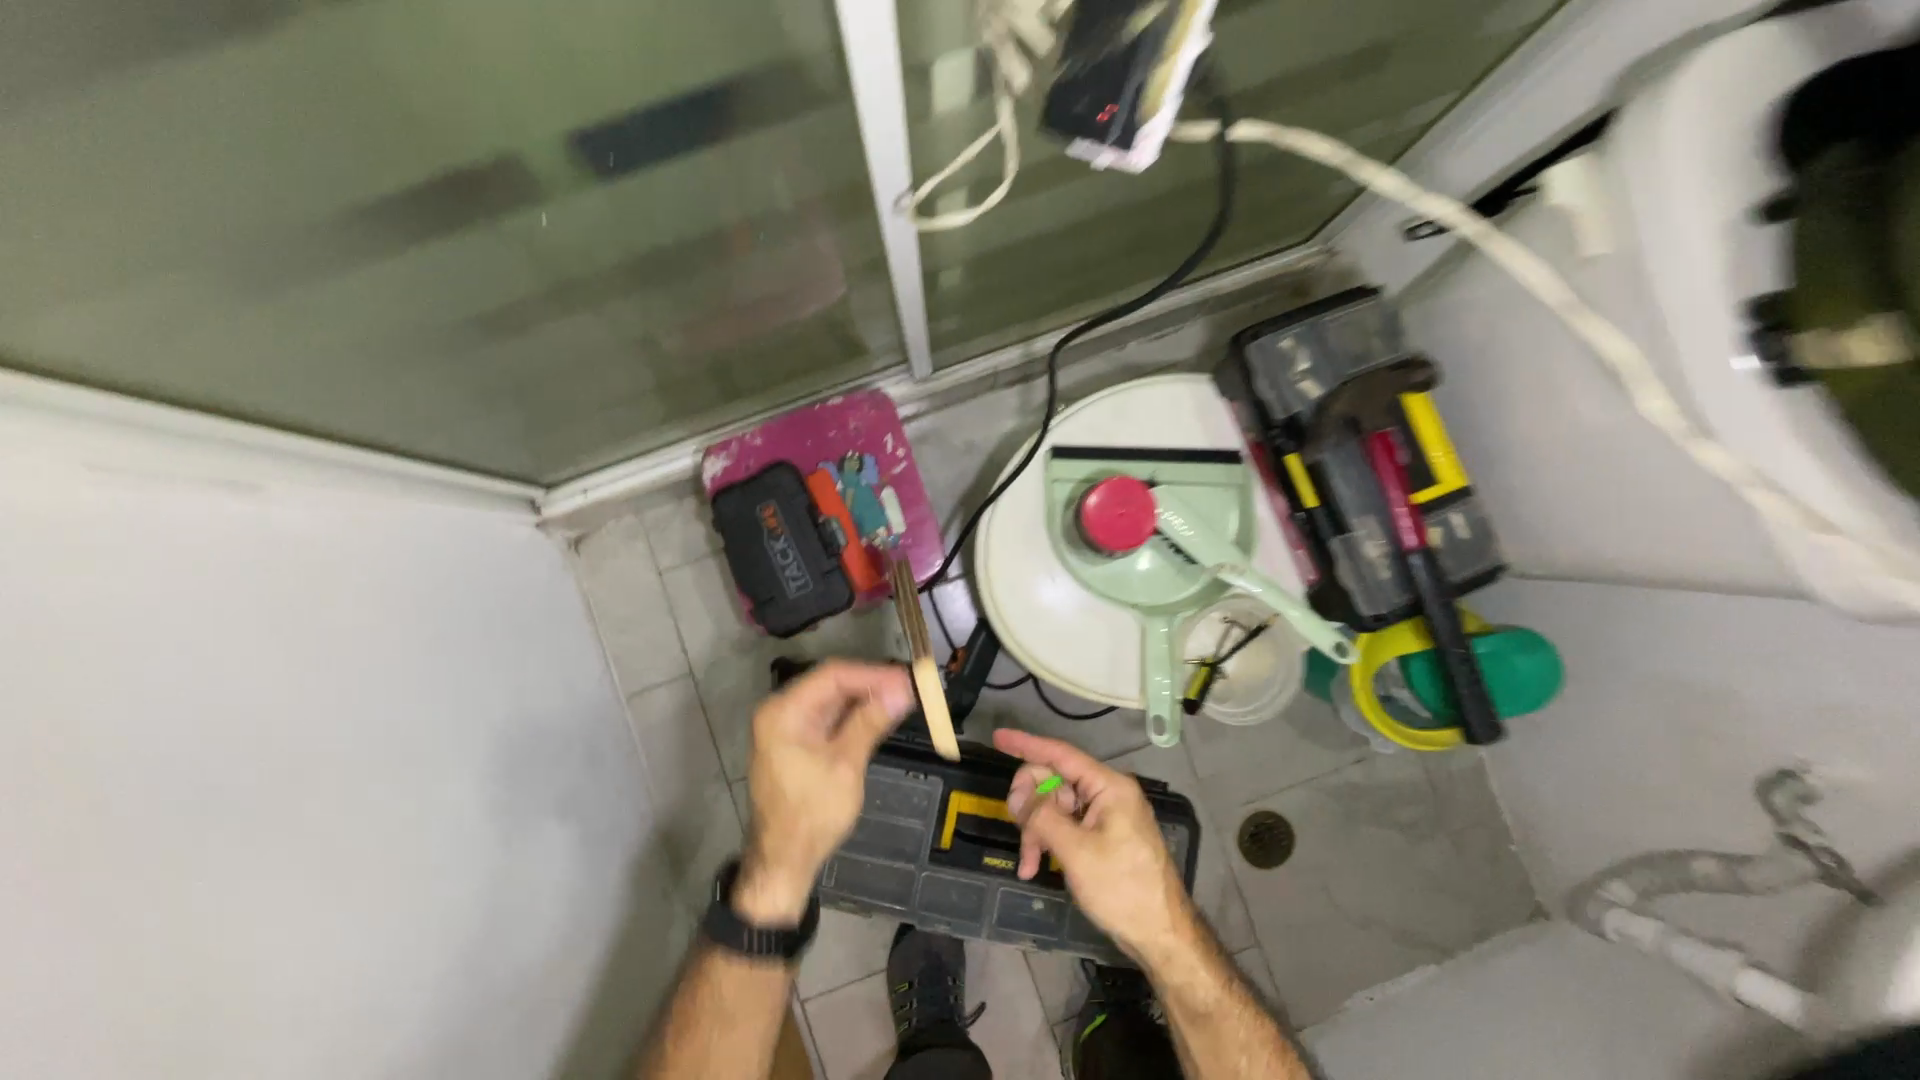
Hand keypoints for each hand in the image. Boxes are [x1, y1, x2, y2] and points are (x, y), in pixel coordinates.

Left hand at [736, 661, 914, 924]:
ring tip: (902, 700)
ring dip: (866, 700)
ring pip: (833, 701)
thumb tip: (902, 691)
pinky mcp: (798, 744)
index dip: (873, 674)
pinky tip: (880, 717)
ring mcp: (788, 728)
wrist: (784, 861)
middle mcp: (781, 712)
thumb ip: (871, 722)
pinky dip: (854, 717)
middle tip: (909, 688)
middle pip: (831, 685)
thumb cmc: (812, 814)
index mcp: (784, 711)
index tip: (907, 679)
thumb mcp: (846, 765)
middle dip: (872, 684)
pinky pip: (829, 719)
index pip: (833, 675)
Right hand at [994, 729, 1198, 967]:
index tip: (998, 737)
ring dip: (1036, 830)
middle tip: (1014, 824)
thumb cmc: (1122, 889)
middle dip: (1030, 803)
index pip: (1061, 754)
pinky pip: (1067, 827)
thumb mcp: (1075, 851)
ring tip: (1028, 863)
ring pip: (1056, 808)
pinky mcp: (1103, 837)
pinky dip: (1049, 842)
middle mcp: (1108, 794)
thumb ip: (1043, 816)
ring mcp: (1107, 816)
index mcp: (1109, 787)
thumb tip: (1021, 795)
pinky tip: (1035, 866)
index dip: (1027, 744)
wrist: (1160, 933)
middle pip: (1055, 782)